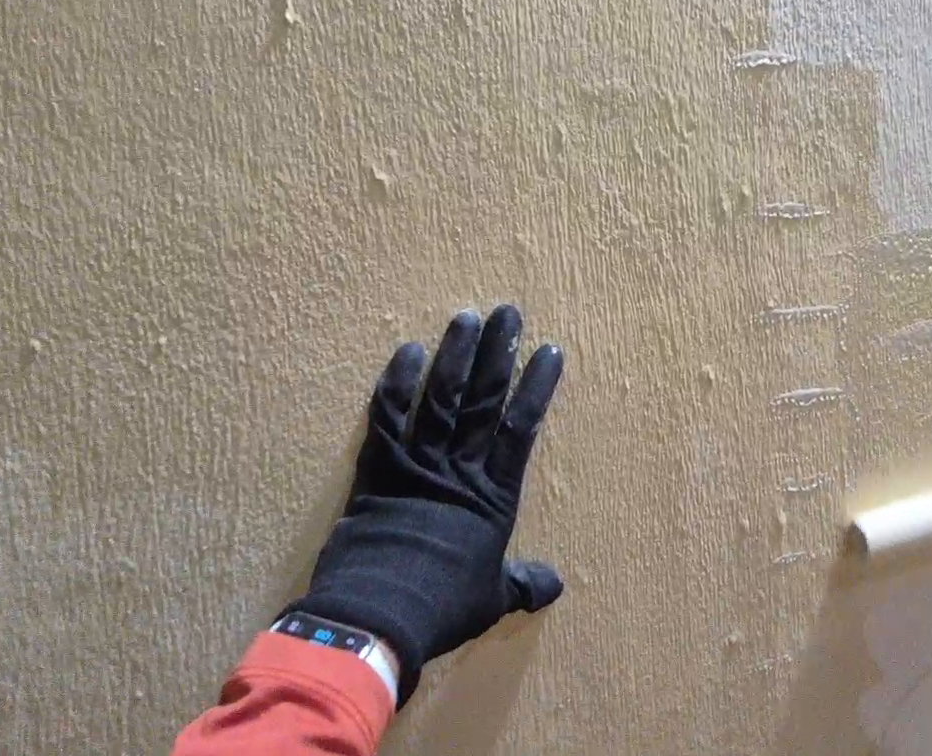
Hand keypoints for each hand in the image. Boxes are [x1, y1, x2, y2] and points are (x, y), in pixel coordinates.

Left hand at [284, 305, 564, 704]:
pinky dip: (396, 384)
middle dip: (498, 353)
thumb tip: (555, 586)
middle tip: (509, 312)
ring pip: (441, 398)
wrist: (376, 620)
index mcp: (493, 494)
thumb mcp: (491, 597)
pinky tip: (407, 351)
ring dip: (454, 355)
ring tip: (466, 316)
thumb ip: (523, 583)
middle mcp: (459, 468)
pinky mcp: (378, 469)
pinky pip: (388, 418)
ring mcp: (418, 464)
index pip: (521, 427)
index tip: (550, 349)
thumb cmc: (442, 607)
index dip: (536, 387)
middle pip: (483, 399)